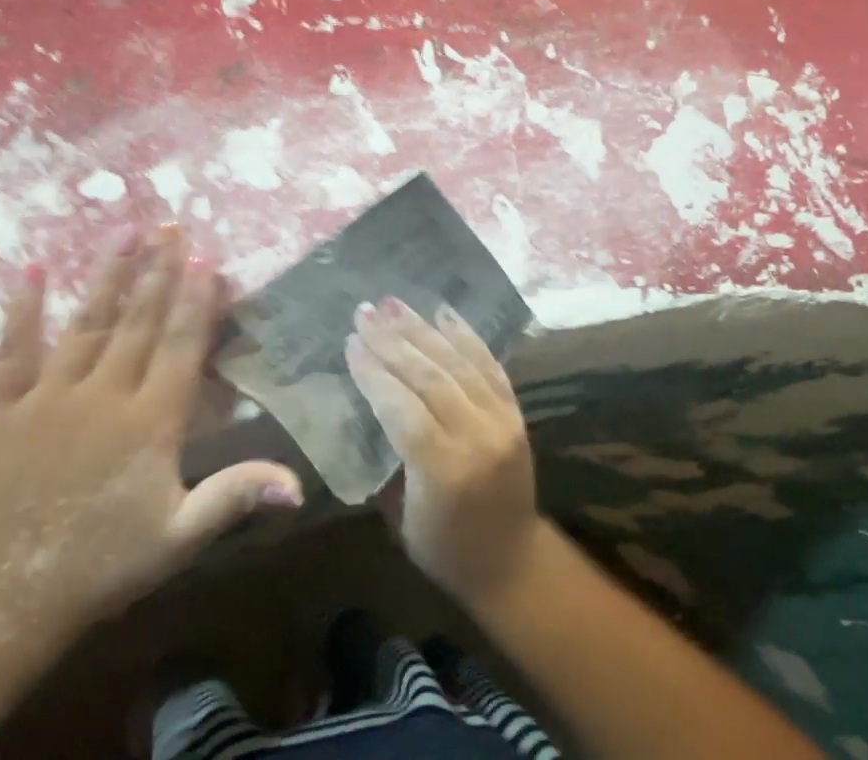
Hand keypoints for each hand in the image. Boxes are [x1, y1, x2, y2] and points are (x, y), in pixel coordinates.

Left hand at [0, 225, 303, 635]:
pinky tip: (29, 272)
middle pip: (137, 322)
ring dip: (108, 276)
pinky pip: (12, 351)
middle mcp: (101, 396)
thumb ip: (234, 496)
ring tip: (125, 232)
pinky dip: (21, 311)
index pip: (180, 348)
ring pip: (85, 324)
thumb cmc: (98, 569)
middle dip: (159, 272)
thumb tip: (298, 482)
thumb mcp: (178, 538)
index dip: (197, 302)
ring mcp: (46, 398)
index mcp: (149, 423)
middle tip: (173, 226)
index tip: (208, 260)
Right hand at [345, 298, 540, 606]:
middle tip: (364, 311)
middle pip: (430, 377)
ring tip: (393, 304)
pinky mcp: (516, 415)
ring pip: (459, 364)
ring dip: (423, 330)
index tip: (351, 342)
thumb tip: (367, 402)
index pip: (401, 407)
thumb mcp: (400, 513)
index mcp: (442, 470)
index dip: (374, 372)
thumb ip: (387, 457)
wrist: (512, 562)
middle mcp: (477, 438)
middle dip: (393, 340)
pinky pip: (490, 367)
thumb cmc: (443, 548)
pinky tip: (444, 314)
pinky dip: (467, 338)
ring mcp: (502, 422)